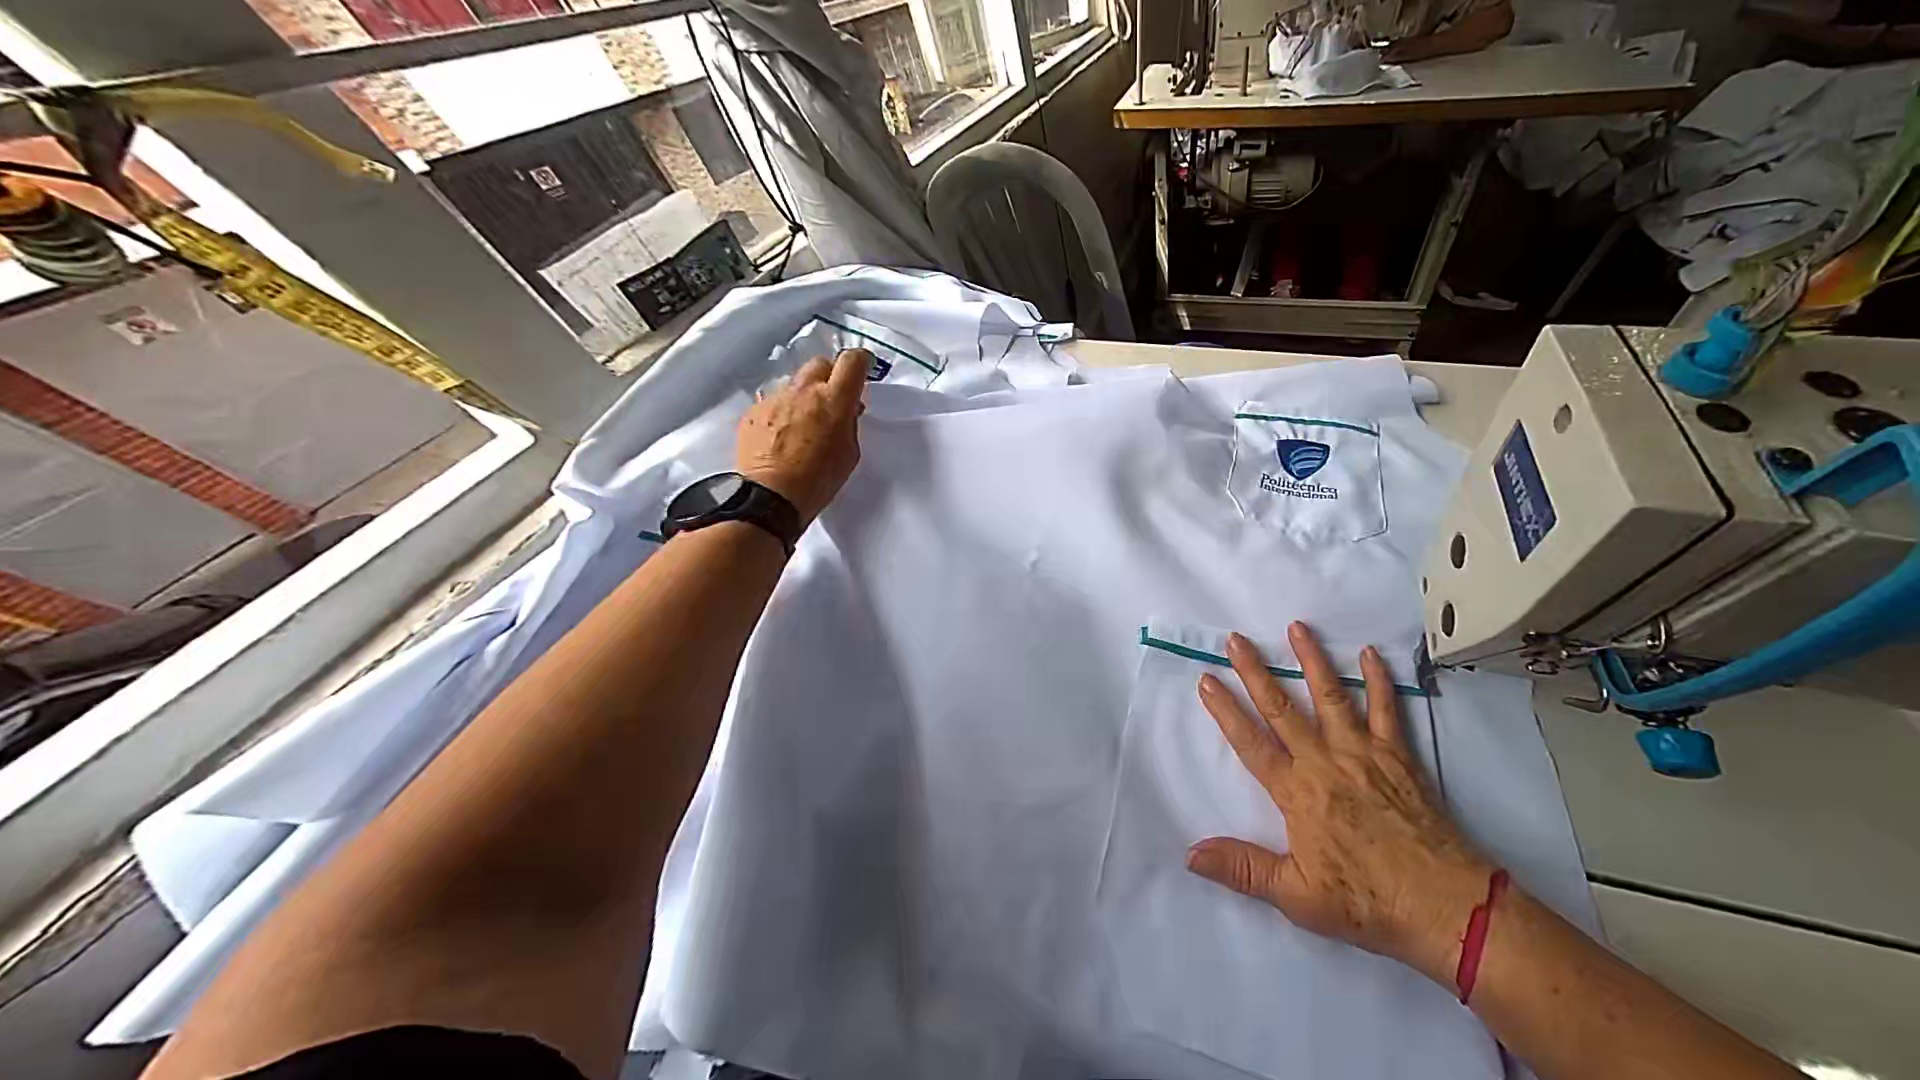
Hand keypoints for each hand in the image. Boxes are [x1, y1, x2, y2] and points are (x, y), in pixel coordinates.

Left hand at [737, 349, 867, 524]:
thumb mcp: (849, 453)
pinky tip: (782, 438)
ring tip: (803, 426)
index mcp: (834, 400)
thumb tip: (846, 412)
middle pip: (820, 364)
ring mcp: (776, 399)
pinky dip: (781, 414)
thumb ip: (849, 424)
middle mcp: (804, 391)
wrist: (772, 497)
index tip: (862, 368)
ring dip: (803, 397)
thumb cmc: (817, 481)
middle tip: (832, 399)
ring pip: (794, 385)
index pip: (852, 361)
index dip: (860, 362)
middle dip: (829, 376)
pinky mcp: (754, 412)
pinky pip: (772, 403)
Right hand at [1186, 622, 1495, 986]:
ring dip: (1312, 661)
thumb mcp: (1296, 896)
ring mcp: (1365, 755)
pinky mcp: (1399, 758)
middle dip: (1256, 672)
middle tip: (1237, 640)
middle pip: (1283, 709)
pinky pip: (1388, 711)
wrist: (1449, 909)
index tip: (1206, 680)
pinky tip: (1372, 654)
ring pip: (1332, 698)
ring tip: (1297, 628)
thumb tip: (1189, 854)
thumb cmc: (1367, 902)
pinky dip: (1380, 680)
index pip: (1251, 743)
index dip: (1225, 711)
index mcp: (1297, 792)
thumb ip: (1243, 869)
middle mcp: (1325, 762)